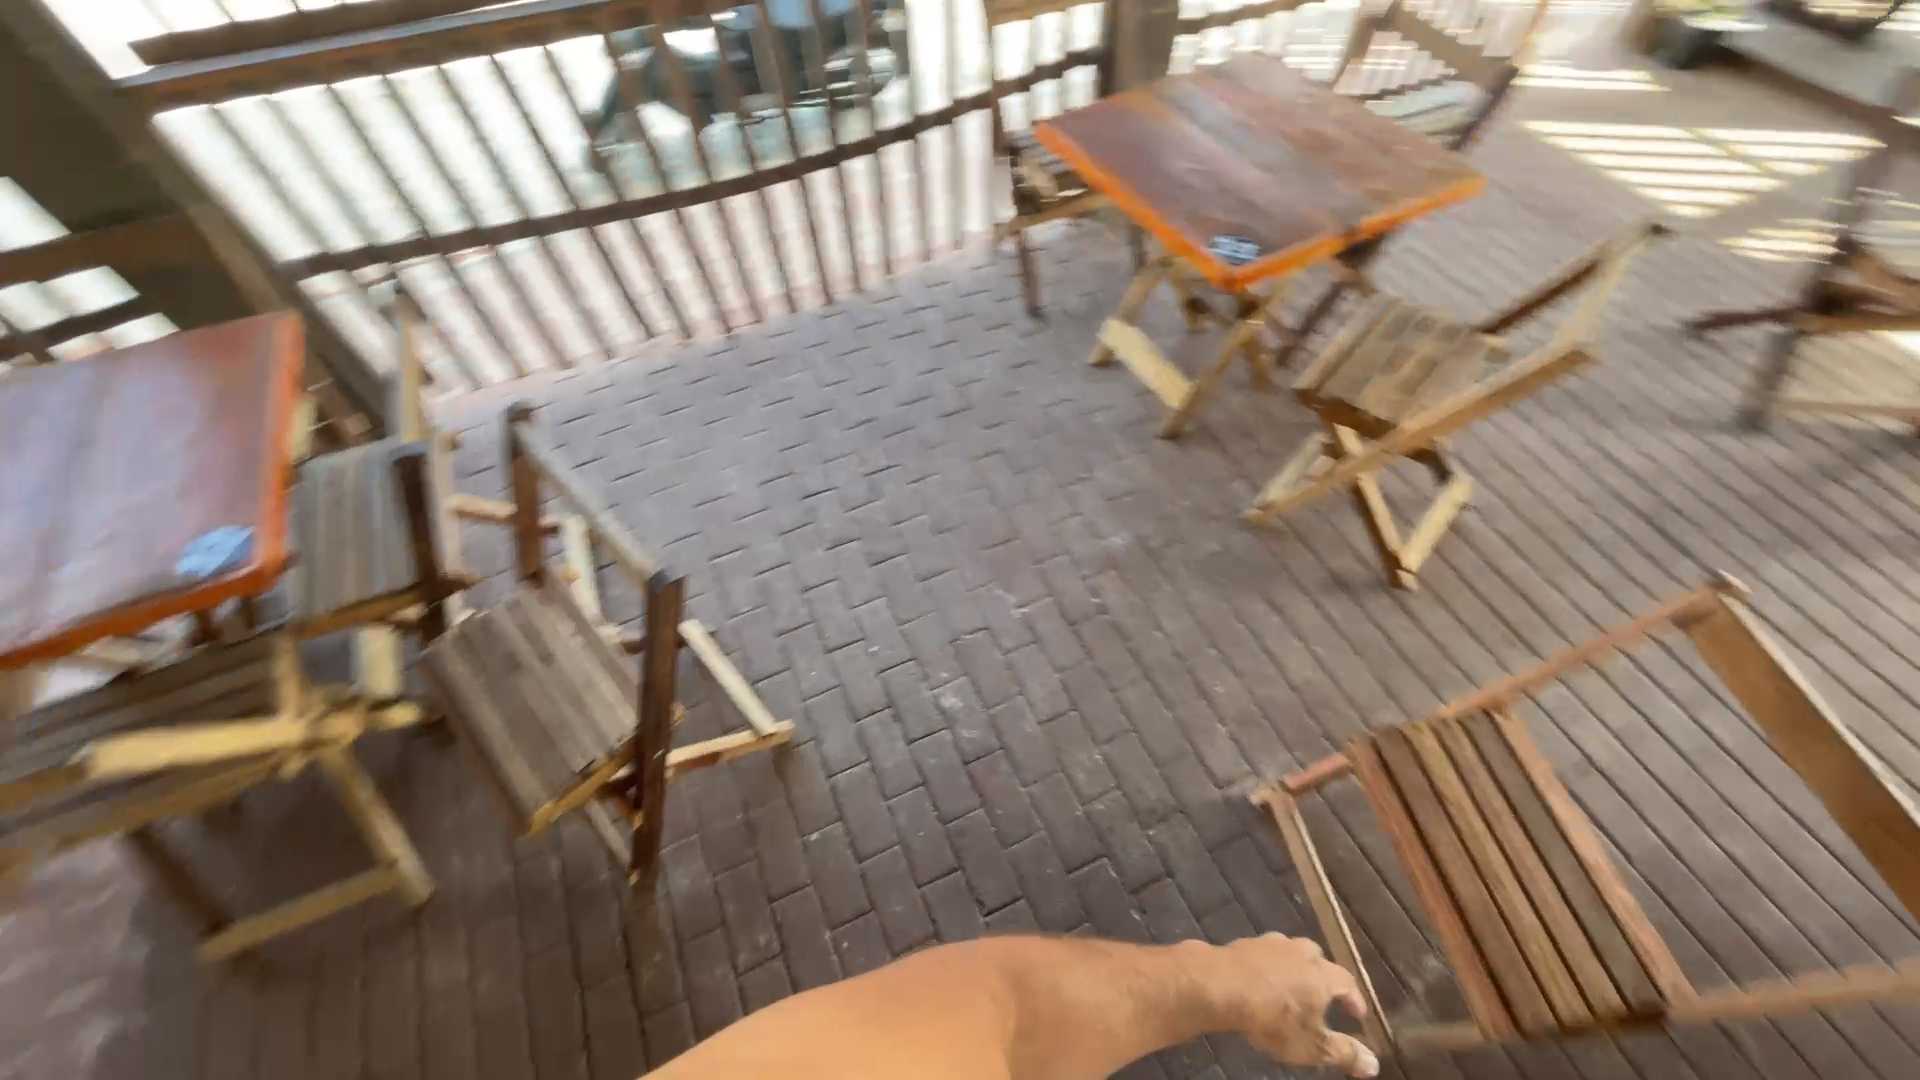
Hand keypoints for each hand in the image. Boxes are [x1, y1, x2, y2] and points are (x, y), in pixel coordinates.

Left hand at [1211, 934, 1379, 1077]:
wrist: (1220, 984)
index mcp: (1322, 974)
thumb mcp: (1312, 1045)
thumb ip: (1343, 1053)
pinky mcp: (1245, 943)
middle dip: (1324, 977)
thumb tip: (1373, 1064)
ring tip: (1293, 986)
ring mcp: (1270, 943)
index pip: (1347, 981)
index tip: (1357, 1014)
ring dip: (1295, 967)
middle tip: (1324, 996)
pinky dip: (1270, 965)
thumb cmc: (1272, 1017)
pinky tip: (1264, 978)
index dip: (1354, 998)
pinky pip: (1266, 953)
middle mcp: (1299, 951)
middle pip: (1318, 959)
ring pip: (1290, 951)